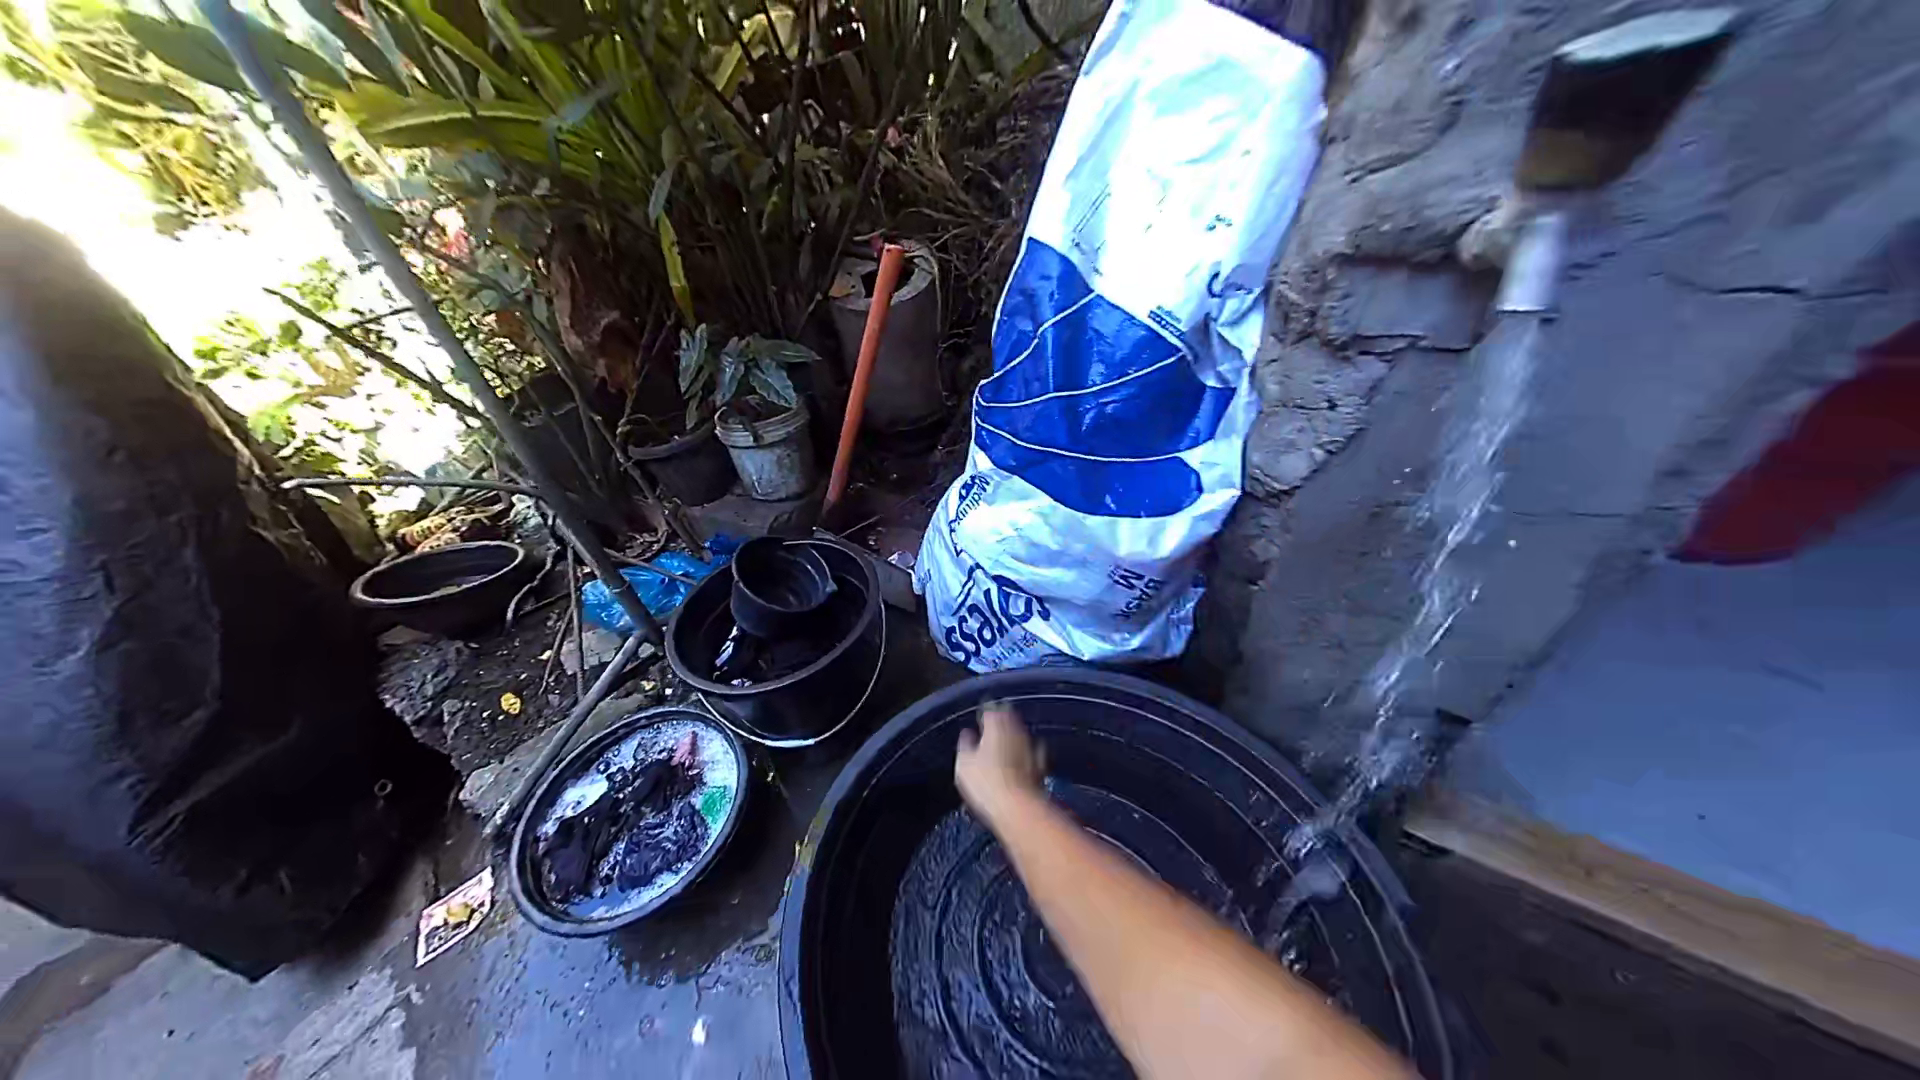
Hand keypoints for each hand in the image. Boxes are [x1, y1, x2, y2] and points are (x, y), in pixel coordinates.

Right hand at [955, 702, 1046, 825]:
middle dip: (1001, 723)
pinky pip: (1033, 754)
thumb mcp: (964, 763)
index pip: (990, 710)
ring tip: (1003, 747)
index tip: (979, 720)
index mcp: (996, 724)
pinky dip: (1027, 755)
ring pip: (1021, 735)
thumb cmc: (986, 783)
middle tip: (991, 730)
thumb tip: (967, 735)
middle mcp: (1017, 730)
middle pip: (1009, 719)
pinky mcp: (1042, 765)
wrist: (1018, 808)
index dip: (984, 715)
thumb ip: (965, 745)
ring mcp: (1032, 747)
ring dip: (1013, 738)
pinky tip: (1022, 763)